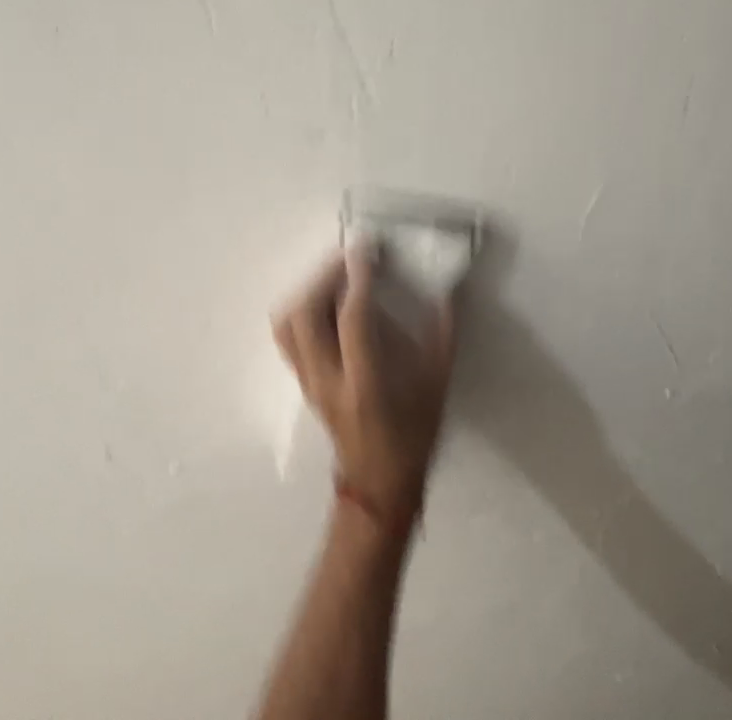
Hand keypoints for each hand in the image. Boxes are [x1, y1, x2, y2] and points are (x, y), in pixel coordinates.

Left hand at [272, 246, 458, 521]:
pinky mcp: (301, 381)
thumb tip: (444, 292)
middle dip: (324, 276)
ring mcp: (308, 381)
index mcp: (365, 383)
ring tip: (335, 273)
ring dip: (307, 289)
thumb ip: (441, 337)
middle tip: (349, 256)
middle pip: (305, 315)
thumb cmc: (413, 436)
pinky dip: (300, 307)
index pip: (352, 319)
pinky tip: (324, 297)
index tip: (368, 250)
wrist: (377, 481)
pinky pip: (287, 335)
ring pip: (287, 323)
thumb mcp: (438, 387)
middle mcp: (327, 380)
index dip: (358, 279)